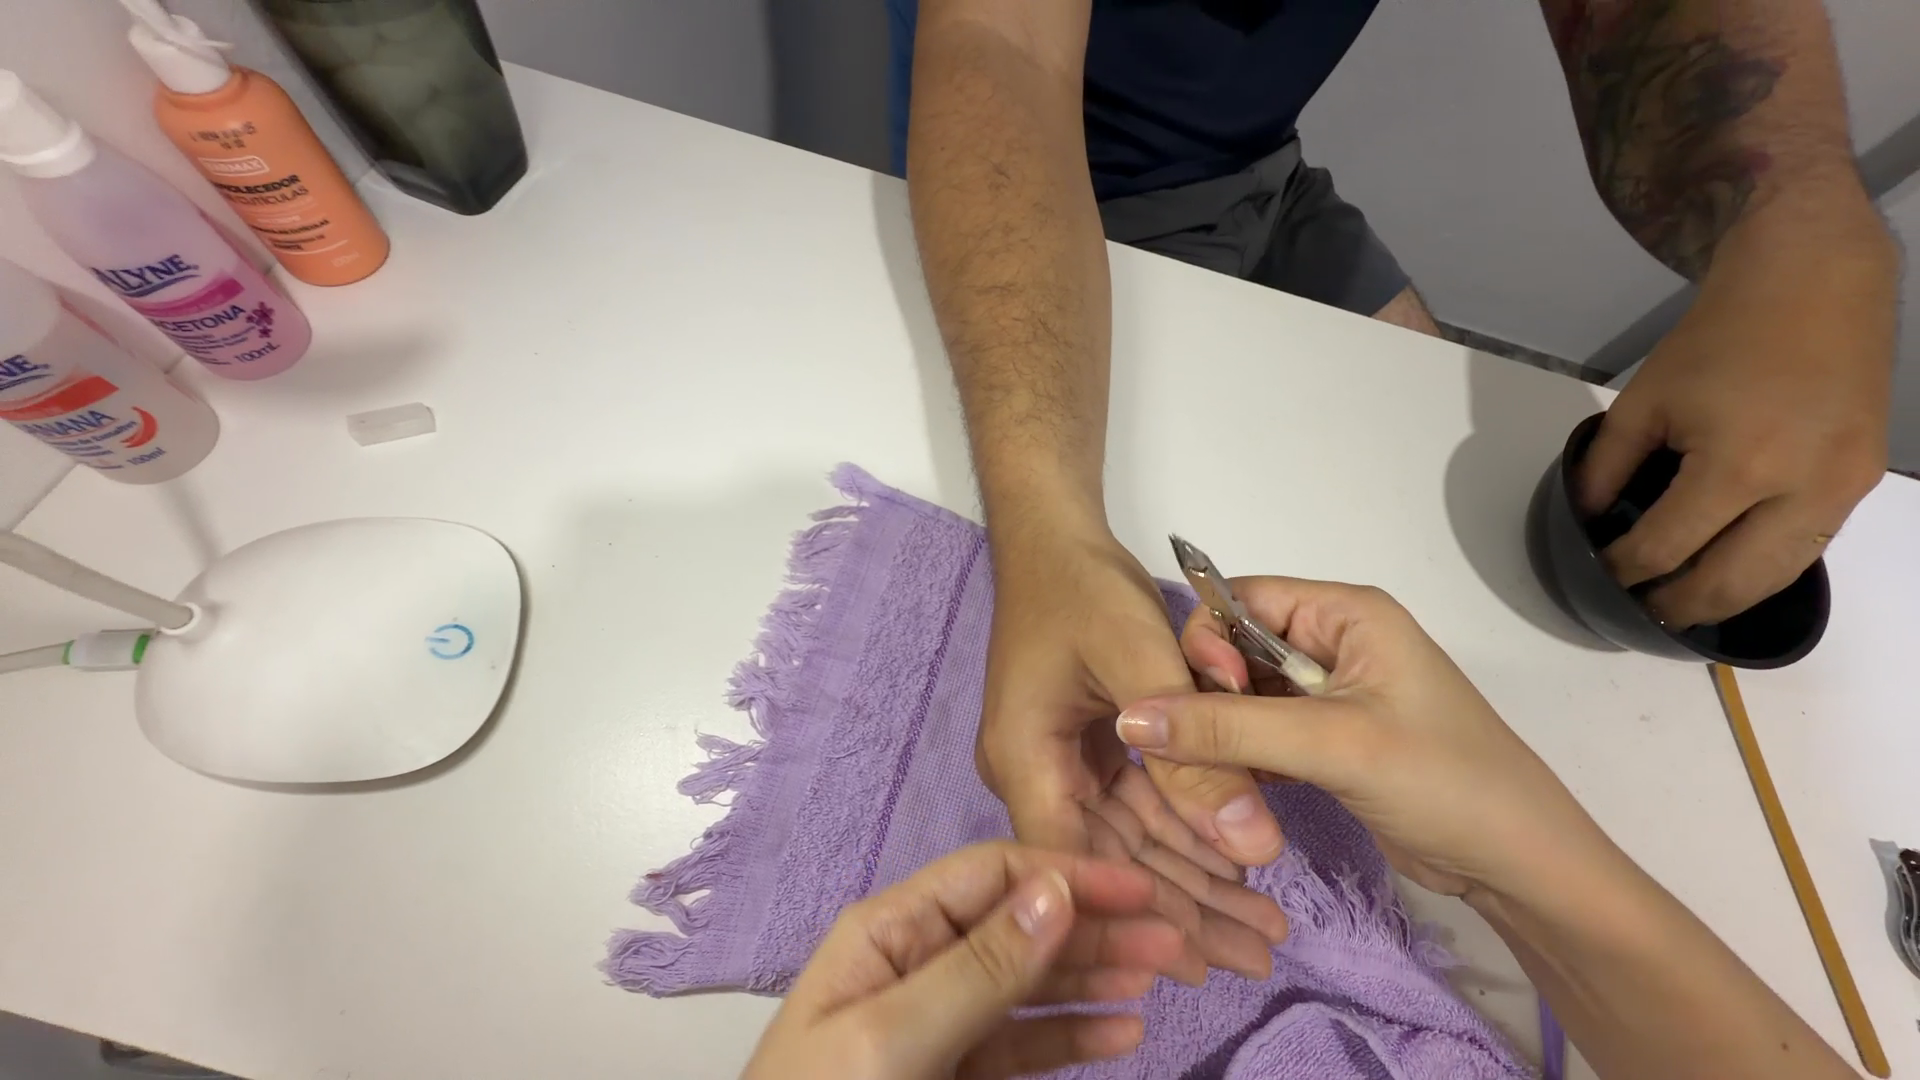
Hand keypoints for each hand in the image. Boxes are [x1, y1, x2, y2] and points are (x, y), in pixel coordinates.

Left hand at [741, 843, 1181, 1079]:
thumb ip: (979, 966)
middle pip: (1021, 926)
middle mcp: (921, 959)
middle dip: (1096, 928)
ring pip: (1031, 984)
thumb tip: (1056, 890)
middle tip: (1175, 943)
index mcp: (895, 928)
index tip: (1140, 887)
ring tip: (1162, 977)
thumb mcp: (895, 1037)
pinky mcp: (956, 1072)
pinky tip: (1123, 1032)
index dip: (1067, 874)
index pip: (993, 876)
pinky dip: (1073, 1035)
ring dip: (1096, 976)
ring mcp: (940, 1018)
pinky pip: (1024, 1043)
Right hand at [976, 524, 1288, 976]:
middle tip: (1256, 952)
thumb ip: (1196, 747)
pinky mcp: (1086, 744)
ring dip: (1190, 870)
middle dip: (1180, 904)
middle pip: (1107, 858)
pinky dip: (1183, 822)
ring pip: (1128, 834)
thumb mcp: (1140, 658)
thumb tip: (1253, 848)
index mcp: (1026, 757)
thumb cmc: (1082, 589)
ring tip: (1258, 922)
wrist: (1051, 539)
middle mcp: (1035, 771)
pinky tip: (1231, 854)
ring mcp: (1059, 759)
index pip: (1077, 863)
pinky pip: (1135, 798)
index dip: (1140, 916)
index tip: (1205, 962)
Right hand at [1114, 578, 1608, 899]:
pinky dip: (1235, 755)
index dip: (1206, 641)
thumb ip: (1225, 726)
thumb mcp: (1331, 744)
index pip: (1237, 599)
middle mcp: (1328, 642)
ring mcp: (1324, 692)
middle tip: (1204, 747)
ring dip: (1219, 731)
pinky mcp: (1320, 737)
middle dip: (1209, 694)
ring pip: (1237, 695)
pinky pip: (1254, 730)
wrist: (1524, 871)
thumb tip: (1126, 718)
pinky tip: (1229, 786)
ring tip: (1213, 774)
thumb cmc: (1442, 782)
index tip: (1207, 699)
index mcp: (1341, 613)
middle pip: (1230, 648)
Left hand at [1577, 205, 1894, 628]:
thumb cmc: (1714, 344)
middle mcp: (1804, 488)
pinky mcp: (1864, 479)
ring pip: (1781, 573)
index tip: (1598, 575)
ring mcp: (1845, 487)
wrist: (1814, 289)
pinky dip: (1764, 569)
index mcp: (1739, 468)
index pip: (1666, 547)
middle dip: (1679, 604)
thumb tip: (1586, 519)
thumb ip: (1605, 470)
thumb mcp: (1639, 408)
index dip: (1623, 569)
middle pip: (1734, 580)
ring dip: (1726, 598)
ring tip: (1676, 606)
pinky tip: (1725, 571)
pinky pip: (1809, 545)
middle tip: (1638, 613)